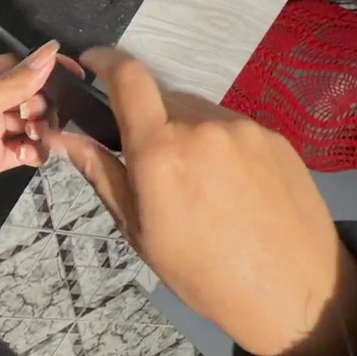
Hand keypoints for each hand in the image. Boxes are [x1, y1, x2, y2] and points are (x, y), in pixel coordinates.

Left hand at [0, 43, 64, 247]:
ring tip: (44, 139)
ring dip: (43, 128)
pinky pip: (23, 150)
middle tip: (47, 121)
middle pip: (27, 93)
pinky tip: (38, 157)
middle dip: (45, 103)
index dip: (46, 70)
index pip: (16, 65)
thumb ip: (10, 84)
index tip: (79, 78)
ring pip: (28, 122)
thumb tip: (51, 51)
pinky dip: (35, 152)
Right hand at [47, 48, 356, 355]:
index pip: (127, 78)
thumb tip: (60, 138)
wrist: (296, 296)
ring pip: (197, 112)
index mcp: (159, 150)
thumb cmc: (201, 271)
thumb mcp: (137, 228)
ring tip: (196, 182)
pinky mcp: (276, 138)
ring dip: (184, 131)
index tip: (91, 62)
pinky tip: (229, 185)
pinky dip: (217, 143)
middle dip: (146, 118)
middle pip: (161, 98)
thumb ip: (100, 172)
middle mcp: (202, 126)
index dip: (104, 59)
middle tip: (149, 162)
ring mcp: (244, 129)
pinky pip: (230, 127)